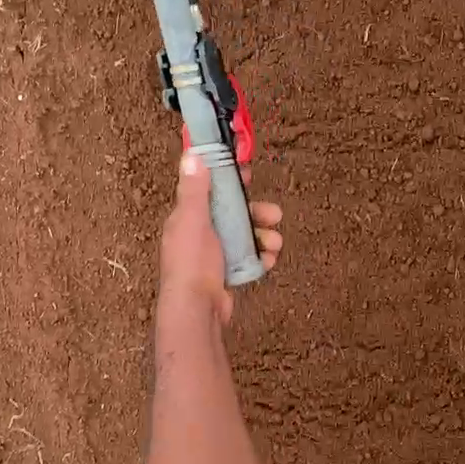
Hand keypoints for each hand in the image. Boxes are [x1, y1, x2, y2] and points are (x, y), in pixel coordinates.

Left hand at [158, 151, 282, 325]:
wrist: (198, 308)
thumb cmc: (191, 264)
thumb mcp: (193, 220)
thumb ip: (194, 189)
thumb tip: (192, 155)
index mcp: (189, 218)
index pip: (210, 190)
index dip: (229, 181)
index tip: (247, 174)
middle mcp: (201, 233)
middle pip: (235, 214)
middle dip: (257, 213)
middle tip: (275, 214)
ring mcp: (215, 254)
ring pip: (247, 236)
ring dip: (264, 236)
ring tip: (275, 244)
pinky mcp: (228, 272)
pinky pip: (250, 257)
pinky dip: (262, 257)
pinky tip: (268, 260)